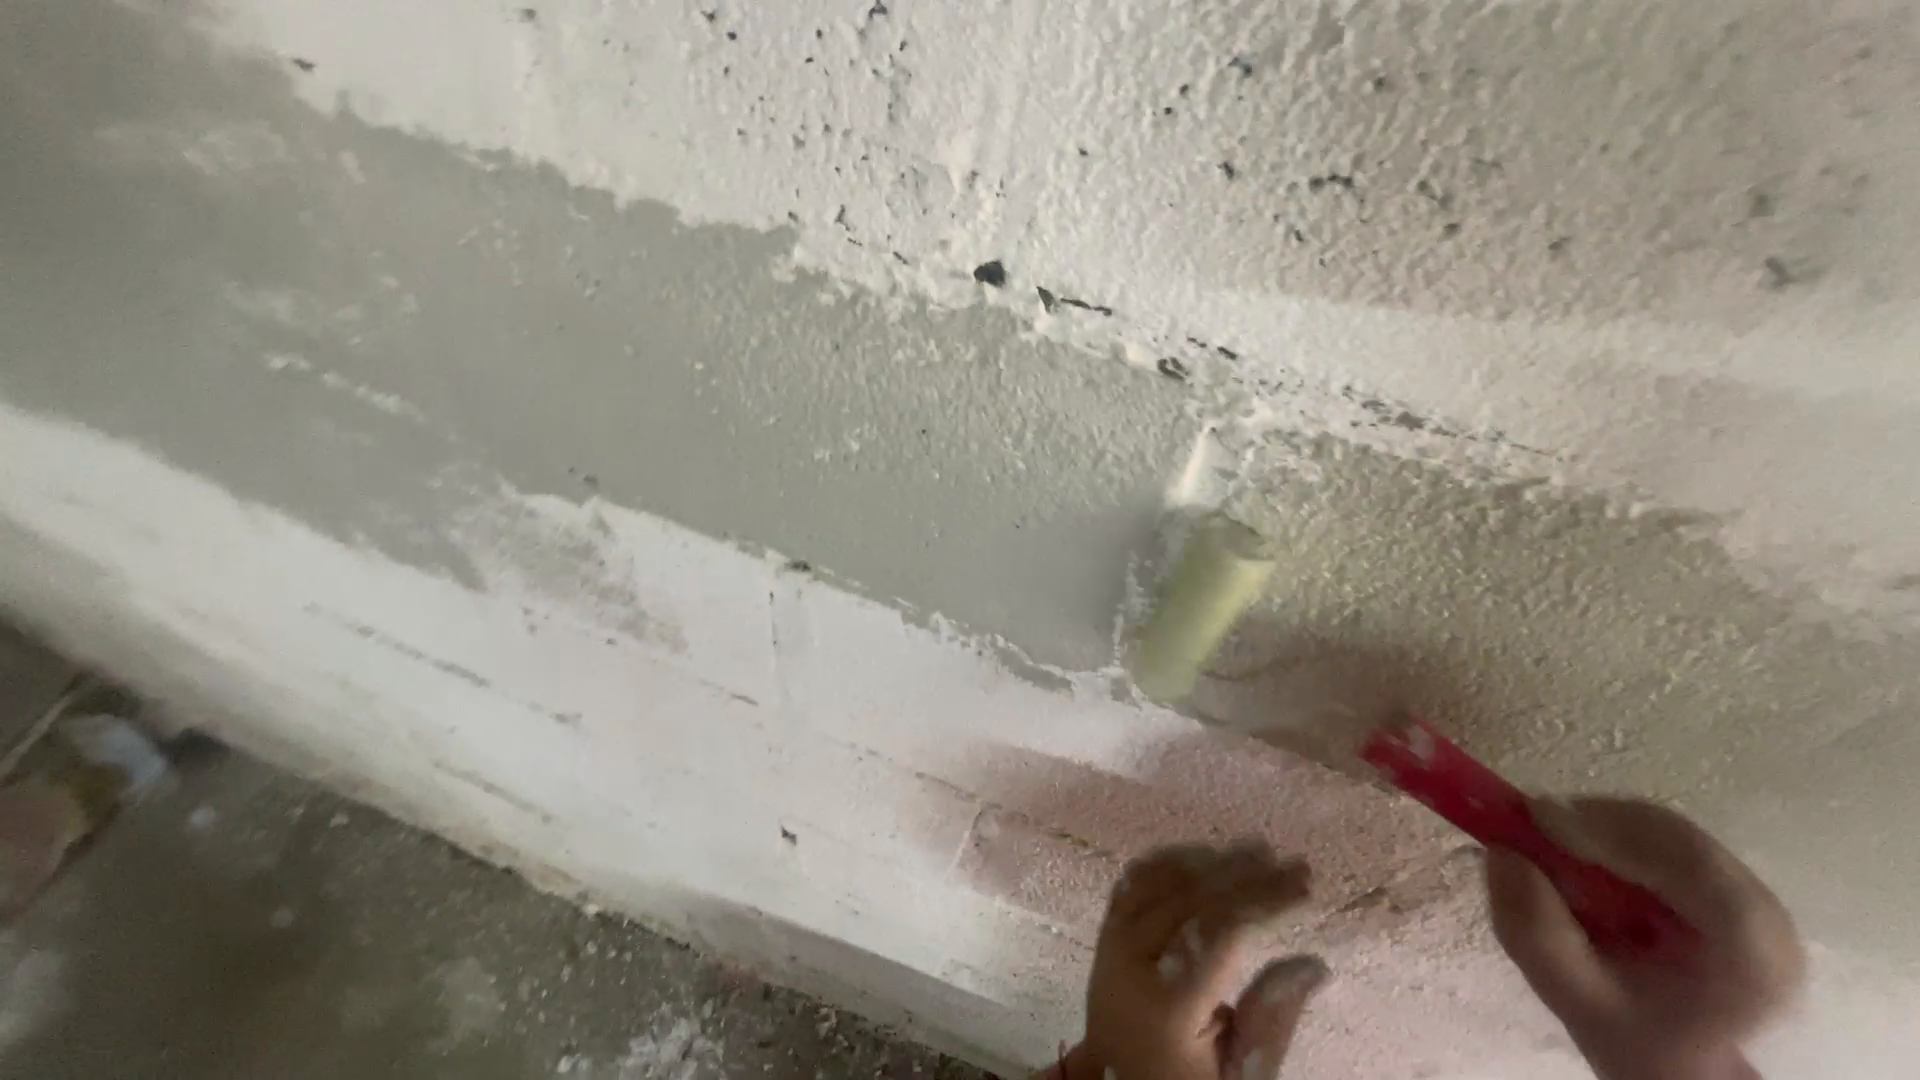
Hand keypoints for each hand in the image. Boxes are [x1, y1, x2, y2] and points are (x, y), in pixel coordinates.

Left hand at [1059, 841, 1324, 1079]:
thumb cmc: (1184, 1079)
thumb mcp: (1236, 1072)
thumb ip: (1270, 1020)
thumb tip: (1315, 963)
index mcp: (1168, 1004)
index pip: (1223, 932)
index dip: (1265, 901)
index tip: (1304, 887)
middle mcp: (1132, 963)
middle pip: (1193, 899)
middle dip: (1246, 875)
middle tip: (1291, 862)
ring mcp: (1111, 943)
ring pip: (1162, 882)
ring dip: (1210, 861)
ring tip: (1254, 852)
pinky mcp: (1103, 933)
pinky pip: (1133, 883)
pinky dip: (1168, 862)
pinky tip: (1201, 854)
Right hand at [1486, 798, 1805, 1079]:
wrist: (1676, 1051)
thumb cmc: (1633, 1031)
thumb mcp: (1574, 999)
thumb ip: (1537, 936)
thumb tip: (1502, 855)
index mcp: (1750, 960)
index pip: (1697, 872)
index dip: (1618, 835)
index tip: (1540, 821)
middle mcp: (1765, 916)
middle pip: (1675, 838)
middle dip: (1593, 822)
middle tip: (1526, 826)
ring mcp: (1749, 890)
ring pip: (1661, 826)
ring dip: (1593, 822)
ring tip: (1546, 845)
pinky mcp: (1722, 874)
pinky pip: (1657, 829)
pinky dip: (1604, 827)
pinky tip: (1575, 850)